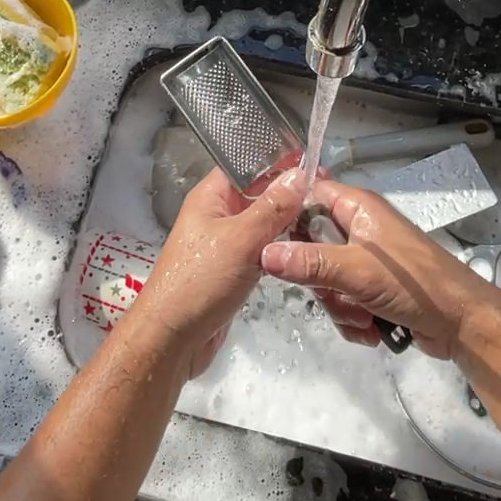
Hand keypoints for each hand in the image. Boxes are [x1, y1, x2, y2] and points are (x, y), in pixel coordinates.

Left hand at [122, 168, 306, 377]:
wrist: (172, 339)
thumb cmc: (201, 281)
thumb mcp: (241, 239)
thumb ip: (272, 208)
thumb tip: (299, 175)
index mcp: (211, 196)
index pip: (247, 164)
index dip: (279, 161)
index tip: (314, 163)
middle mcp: (217, 214)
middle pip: (257, 193)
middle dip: (288, 192)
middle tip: (327, 192)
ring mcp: (224, 243)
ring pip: (261, 223)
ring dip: (286, 221)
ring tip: (323, 216)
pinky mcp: (232, 269)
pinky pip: (260, 248)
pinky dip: (279, 246)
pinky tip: (303, 247)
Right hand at [260, 177, 497, 358]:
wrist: (462, 324)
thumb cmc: (413, 284)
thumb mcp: (355, 271)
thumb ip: (309, 263)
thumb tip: (264, 253)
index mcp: (357, 208)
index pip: (310, 195)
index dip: (290, 216)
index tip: (274, 242)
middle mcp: (360, 228)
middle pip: (313, 245)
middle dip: (321, 281)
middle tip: (335, 294)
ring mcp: (367, 260)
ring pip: (328, 279)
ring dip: (340, 306)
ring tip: (362, 318)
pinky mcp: (374, 289)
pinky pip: (345, 300)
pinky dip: (353, 318)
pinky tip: (370, 330)